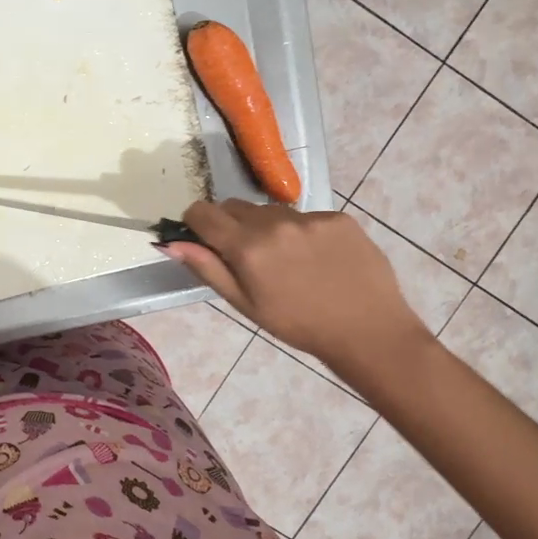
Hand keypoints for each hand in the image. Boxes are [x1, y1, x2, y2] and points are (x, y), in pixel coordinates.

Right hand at [161, 198, 430, 368]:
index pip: (202, 212)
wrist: (369, 332)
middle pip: (234, 206)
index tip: (204, 240)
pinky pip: (305, 216)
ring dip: (267, 226)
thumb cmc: (298, 325)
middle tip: (248, 257)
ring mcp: (309, 218)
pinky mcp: (338, 217)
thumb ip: (206, 268)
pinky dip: (301, 231)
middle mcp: (274, 223)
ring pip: (270, 210)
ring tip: (287, 259)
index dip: (196, 223)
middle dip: (231, 225)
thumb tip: (168, 242)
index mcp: (247, 247)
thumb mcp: (244, 304)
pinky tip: (317, 258)